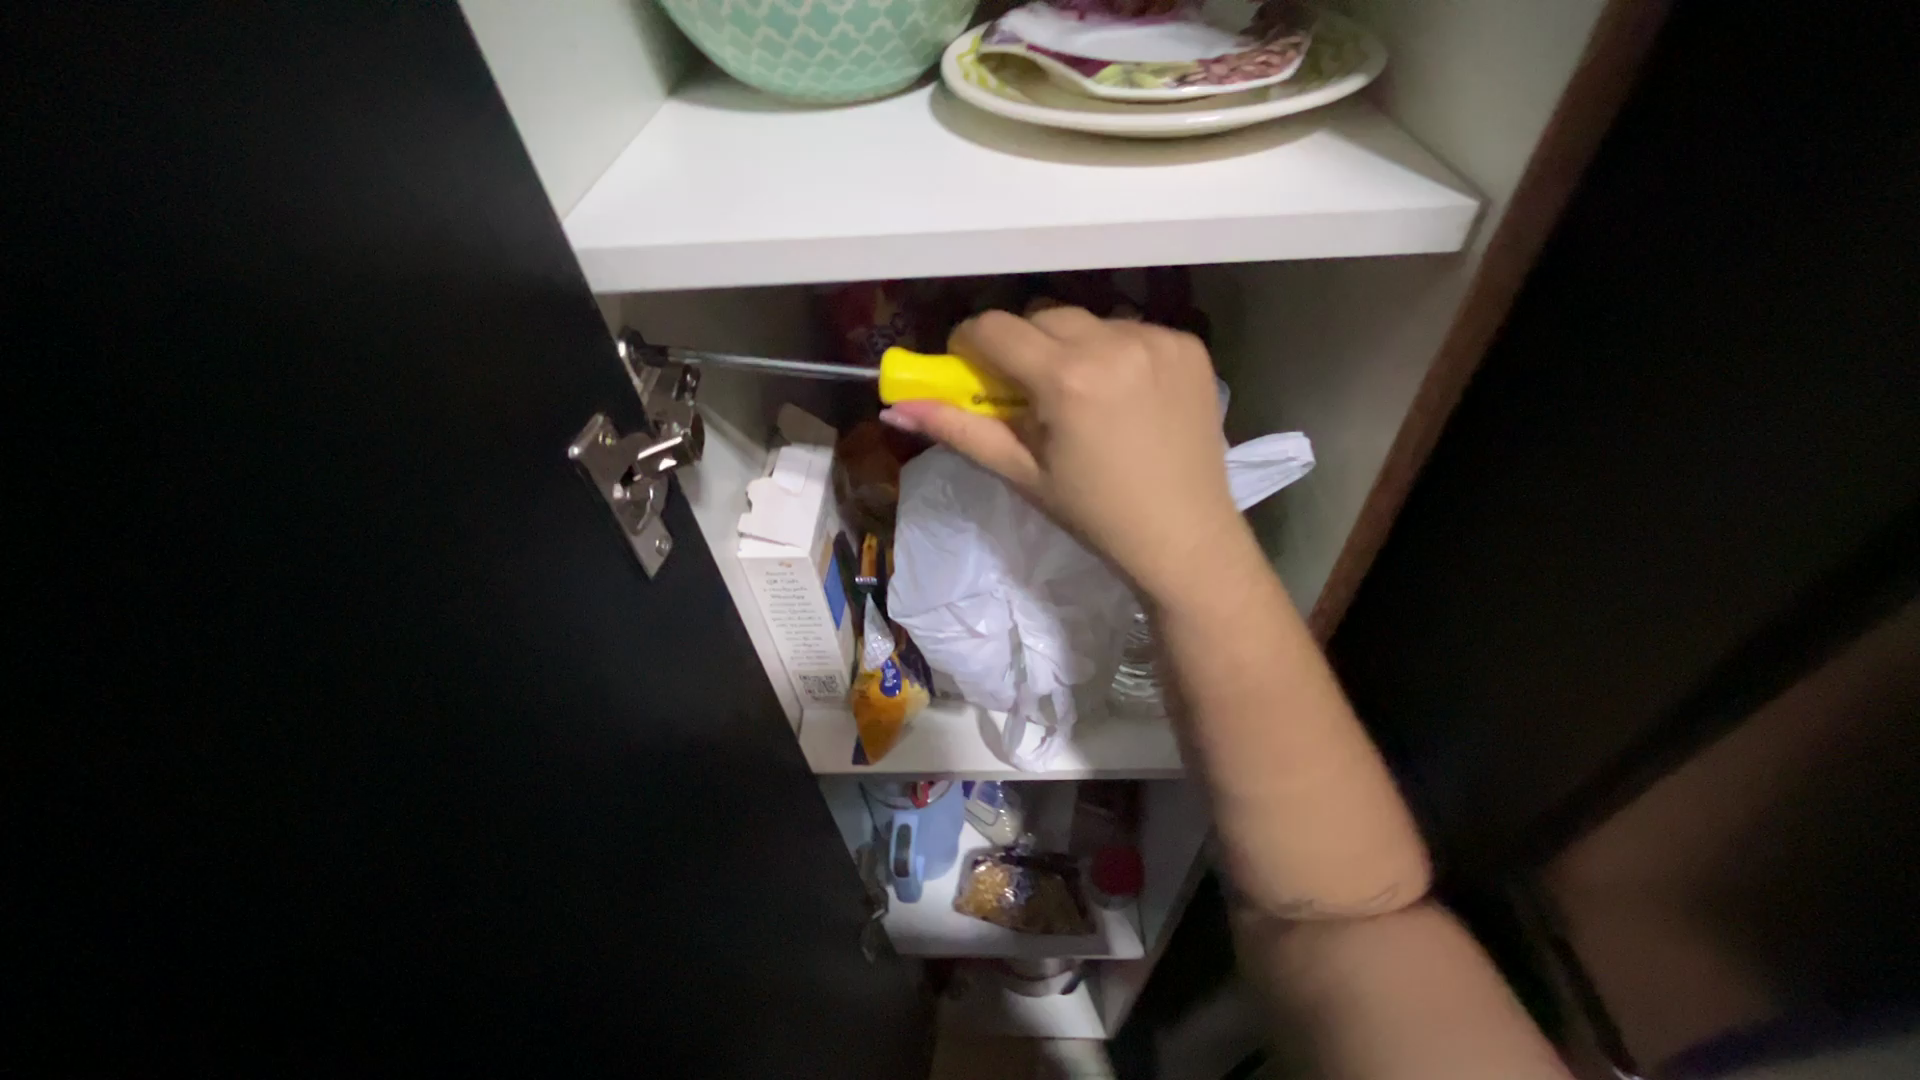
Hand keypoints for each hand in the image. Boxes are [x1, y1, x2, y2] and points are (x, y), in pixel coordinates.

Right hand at [879, 307, 1248, 603]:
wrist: (1185, 537)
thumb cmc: (1095, 515)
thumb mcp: (1022, 474)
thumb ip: (959, 431)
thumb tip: (895, 408)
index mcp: (1067, 377)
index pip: (994, 327)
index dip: (970, 344)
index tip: (971, 369)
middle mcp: (1114, 342)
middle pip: (1040, 316)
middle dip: (1022, 346)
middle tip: (1028, 392)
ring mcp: (1159, 339)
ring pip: (1088, 320)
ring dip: (1070, 346)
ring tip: (1083, 397)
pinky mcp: (1189, 345)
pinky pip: (1132, 330)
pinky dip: (1115, 352)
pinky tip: (1124, 396)